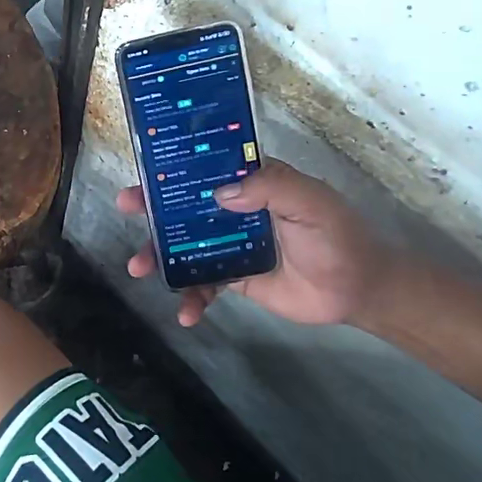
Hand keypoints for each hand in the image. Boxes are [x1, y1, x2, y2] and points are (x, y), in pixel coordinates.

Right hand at [117, 160, 396, 326]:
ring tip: (139, 269)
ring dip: (160, 256)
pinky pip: (205, 285)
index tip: (148, 169)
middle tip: (126, 208)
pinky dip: (192, 299)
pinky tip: (185, 314)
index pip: (211, 168)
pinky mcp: (237, 278)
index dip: (177, 167)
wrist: (356, 289)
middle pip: (188, 206)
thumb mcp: (311, 203)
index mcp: (256, 183)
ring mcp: (234, 245)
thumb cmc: (337, 237)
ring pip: (188, 246)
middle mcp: (240, 209)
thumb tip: (221, 192)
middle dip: (154, 208)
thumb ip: (272, 189)